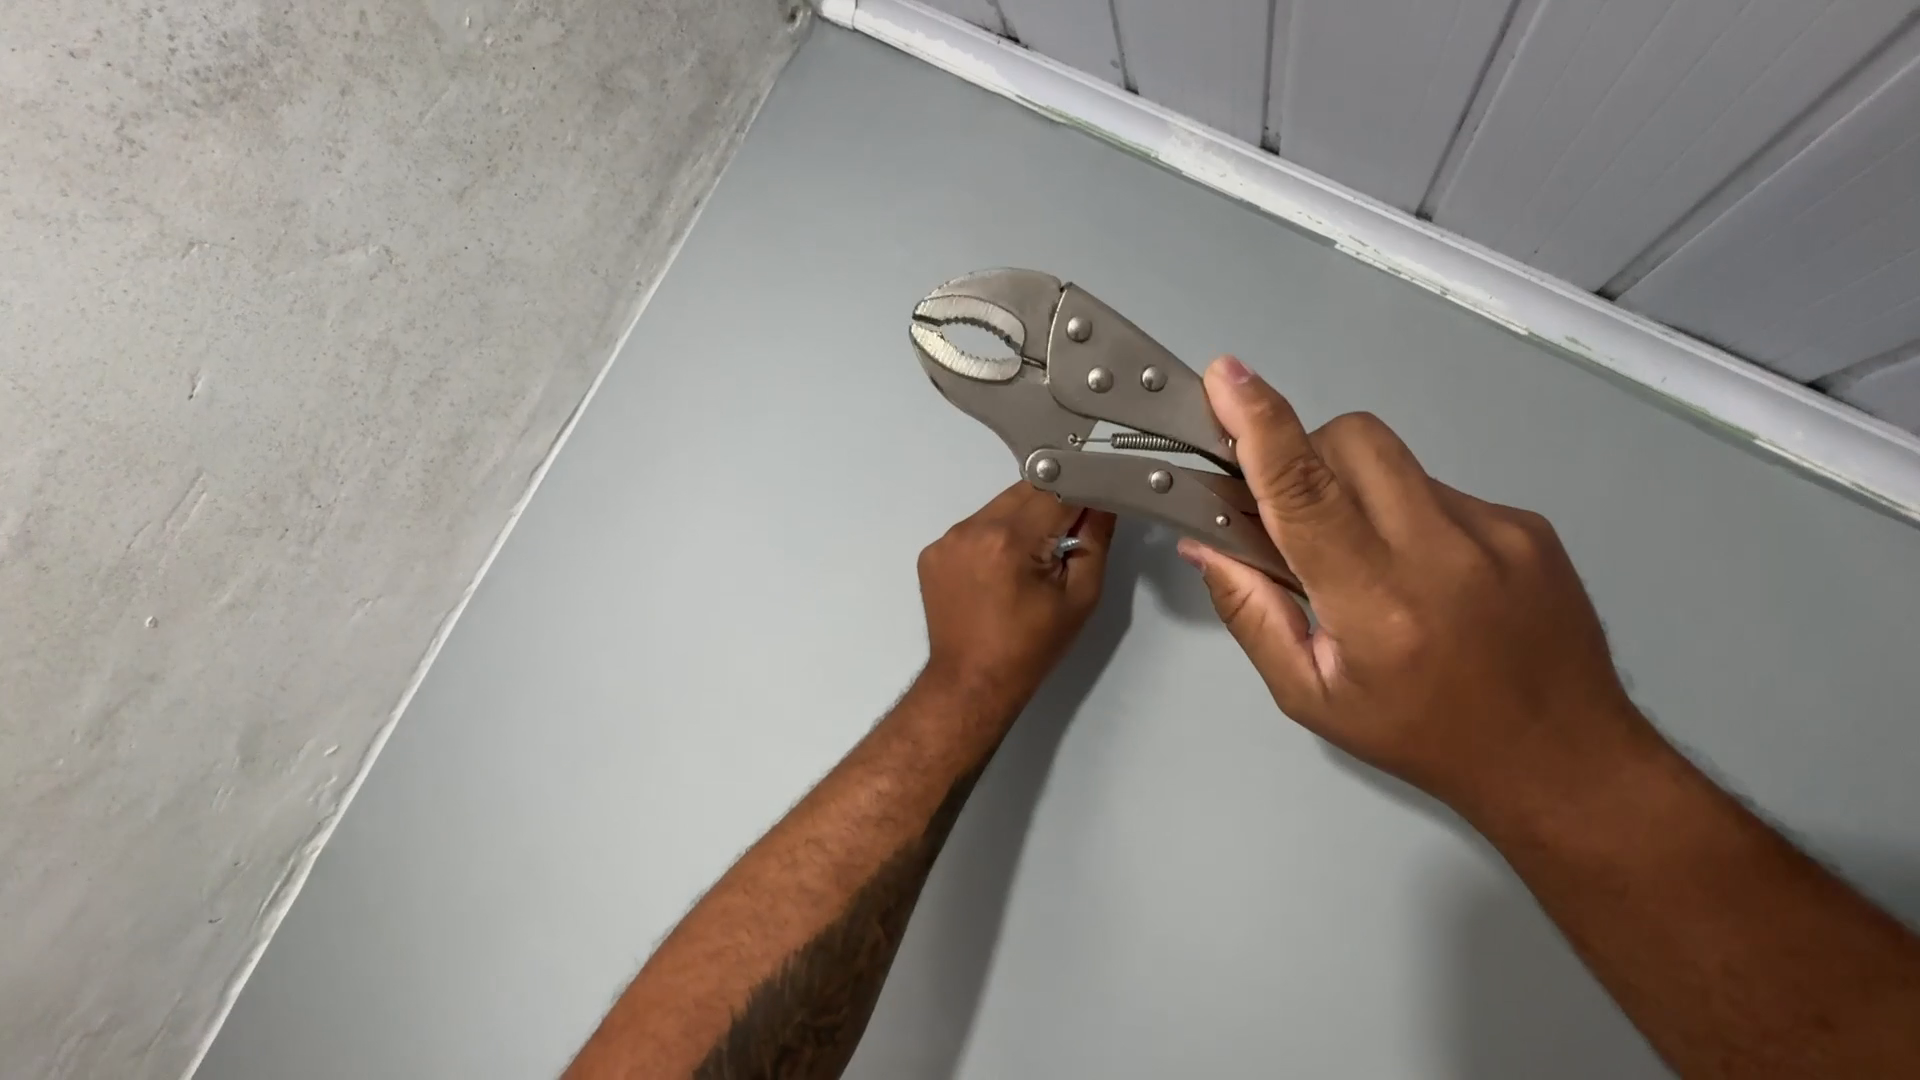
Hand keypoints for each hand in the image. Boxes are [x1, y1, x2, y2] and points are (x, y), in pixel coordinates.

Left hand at [917, 482, 1116, 713]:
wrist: (972, 682)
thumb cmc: (1032, 647)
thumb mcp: (1080, 597)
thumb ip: (1095, 540)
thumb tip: (1104, 500)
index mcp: (1011, 539)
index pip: (1057, 490)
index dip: (1081, 492)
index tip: (1096, 503)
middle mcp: (973, 528)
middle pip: (1024, 491)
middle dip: (1051, 505)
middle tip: (1066, 537)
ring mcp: (947, 539)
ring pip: (998, 506)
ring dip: (1021, 519)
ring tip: (1029, 559)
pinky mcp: (933, 551)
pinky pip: (974, 527)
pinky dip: (993, 537)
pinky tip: (998, 570)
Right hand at [1179, 357, 1656, 821]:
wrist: (1567, 761)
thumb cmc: (1419, 737)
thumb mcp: (1310, 695)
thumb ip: (1251, 612)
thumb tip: (1204, 542)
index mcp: (1378, 604)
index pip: (1307, 494)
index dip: (1262, 428)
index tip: (1228, 377)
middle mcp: (1443, 552)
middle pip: (1353, 441)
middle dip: (1305, 453)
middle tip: (1298, 516)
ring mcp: (1498, 529)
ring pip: (1394, 461)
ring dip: (1353, 488)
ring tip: (1370, 558)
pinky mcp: (1529, 523)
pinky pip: (1437, 487)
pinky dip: (1404, 513)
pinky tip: (1427, 575)